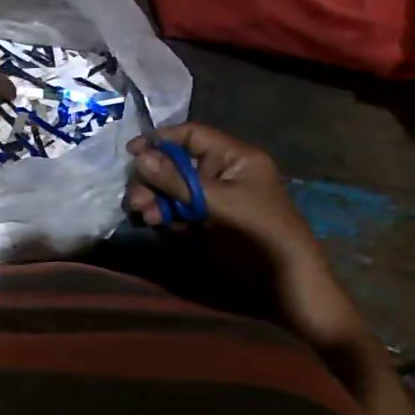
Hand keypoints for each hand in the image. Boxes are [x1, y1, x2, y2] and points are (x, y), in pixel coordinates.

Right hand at [125, 122, 317, 264]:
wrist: (283, 278)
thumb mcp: (216, 200)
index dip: (161, 139)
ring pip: (172, 188)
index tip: (132, 152)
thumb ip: (176, 180)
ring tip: (142, 213)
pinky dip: (162, 213)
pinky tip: (153, 222)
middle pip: (176, 163)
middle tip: (136, 196)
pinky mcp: (205, 220)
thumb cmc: (258, 229)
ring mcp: (213, 197)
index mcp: (234, 157)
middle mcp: (221, 172)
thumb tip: (139, 158)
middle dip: (153, 178)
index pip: (192, 135)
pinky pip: (176, 208)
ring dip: (153, 198)